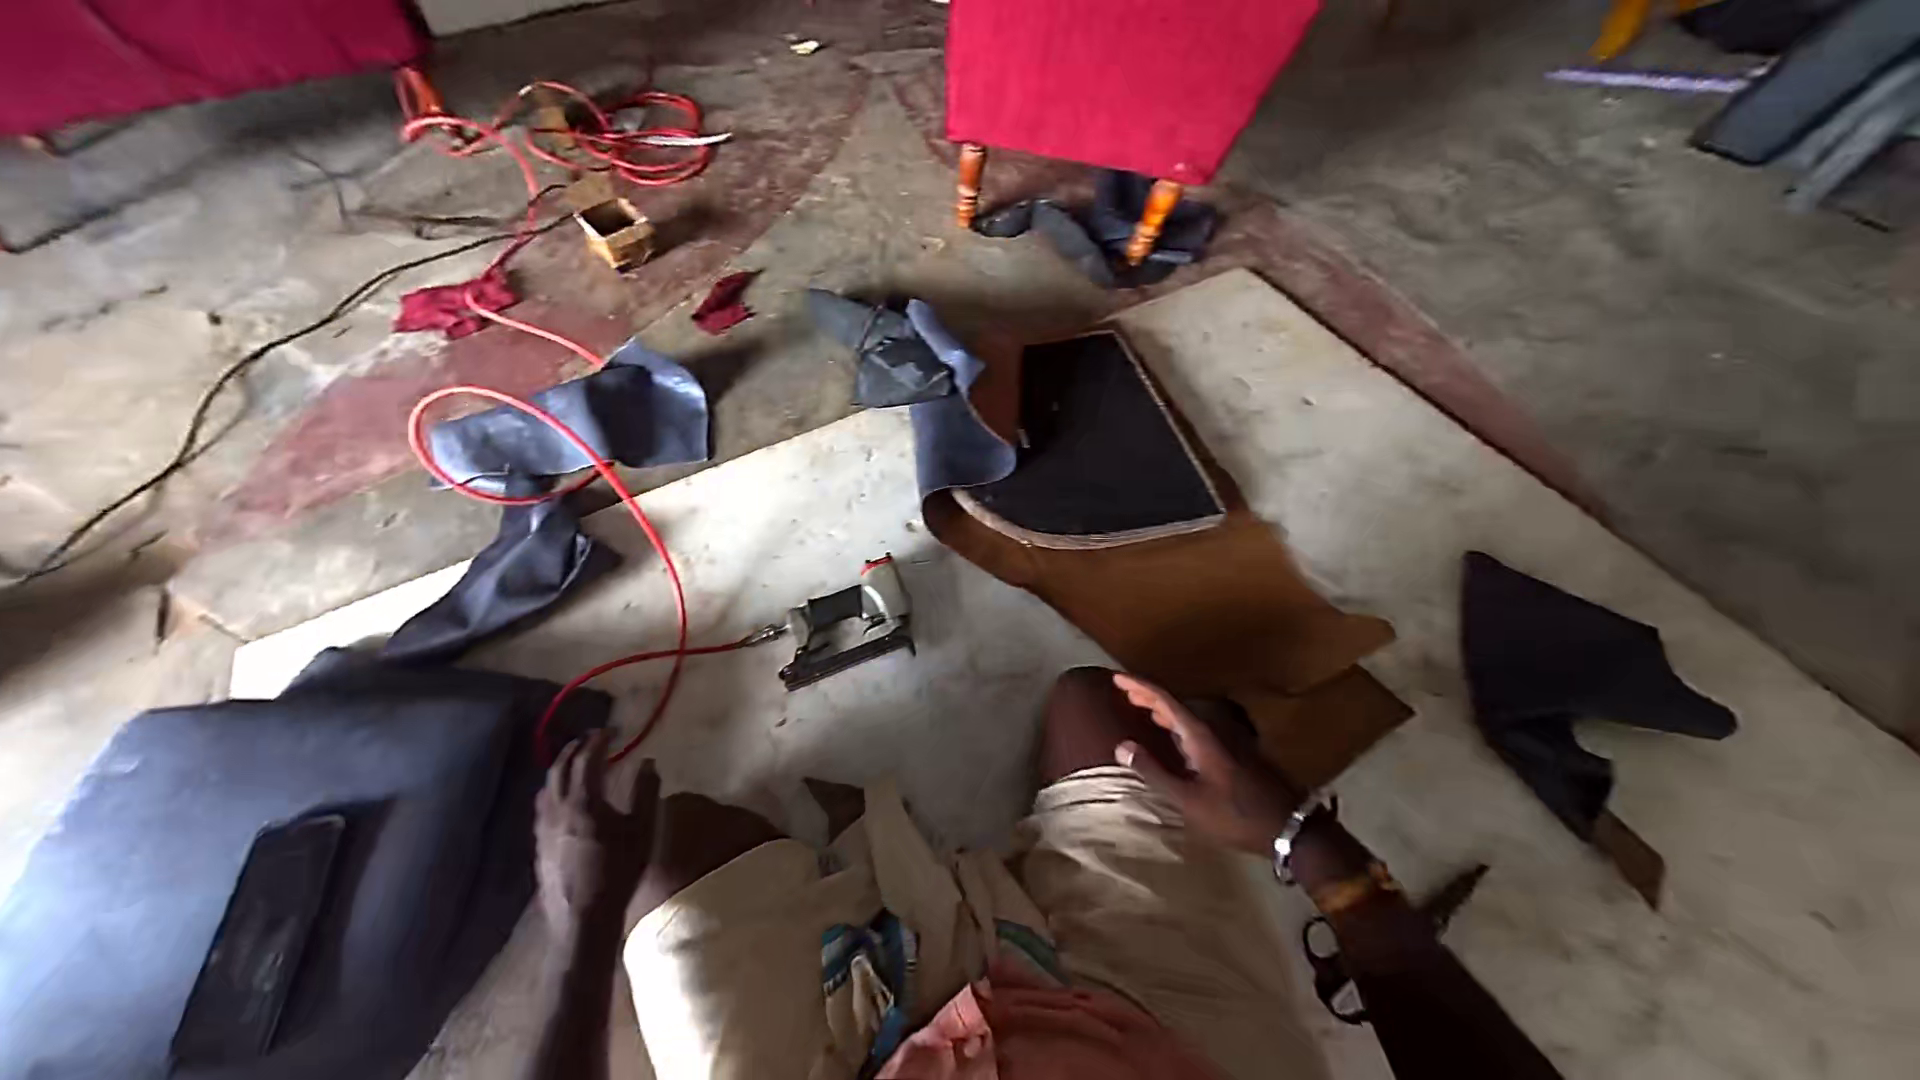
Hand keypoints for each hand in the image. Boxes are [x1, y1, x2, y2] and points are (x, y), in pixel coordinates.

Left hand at [534, 730, 659, 935]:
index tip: (612, 729)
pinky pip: (542, 805)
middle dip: (575, 748)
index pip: (587, 759)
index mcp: (584, 801)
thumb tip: (648, 762)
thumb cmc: (619, 871)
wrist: (583, 918)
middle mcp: (558, 809)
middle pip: (560, 768)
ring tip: (575, 761)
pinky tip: (561, 797)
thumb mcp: (643, 829)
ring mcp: (543, 828)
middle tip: (591, 738)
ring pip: (547, 786)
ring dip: (561, 767)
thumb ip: (646, 791)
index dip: (598, 740)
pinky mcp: (539, 845)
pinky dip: (553, 789)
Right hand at [1111, 673, 1300, 853]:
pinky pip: (1195, 728)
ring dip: (1162, 709)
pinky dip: (1176, 723)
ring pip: (1187, 716)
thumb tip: (1121, 745)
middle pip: (1175, 703)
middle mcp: (1212, 729)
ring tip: (1142, 707)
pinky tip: (1172, 735)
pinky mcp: (1232, 753)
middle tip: (1124, 691)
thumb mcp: (1188, 799)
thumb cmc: (1235, 814)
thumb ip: (1154, 771)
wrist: (1289, 828)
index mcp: (1200, 734)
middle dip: (1148, 694)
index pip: (1164, 699)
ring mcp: (1225, 740)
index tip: (1117, 678)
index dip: (1139, 686)